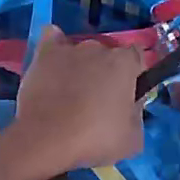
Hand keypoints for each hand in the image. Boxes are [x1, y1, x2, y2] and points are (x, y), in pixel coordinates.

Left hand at [6, 25, 145, 176]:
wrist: (46, 139)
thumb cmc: (94, 139)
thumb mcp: (133, 139)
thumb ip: (137, 114)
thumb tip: (132, 104)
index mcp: (124, 63)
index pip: (137, 59)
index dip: (133, 77)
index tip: (126, 98)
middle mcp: (98, 48)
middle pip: (107, 55)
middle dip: (105, 74)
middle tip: (96, 102)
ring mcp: (68, 49)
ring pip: (80, 52)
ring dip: (80, 66)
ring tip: (69, 93)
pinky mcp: (42, 55)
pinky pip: (51, 40)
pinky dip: (54, 50)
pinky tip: (53, 65)